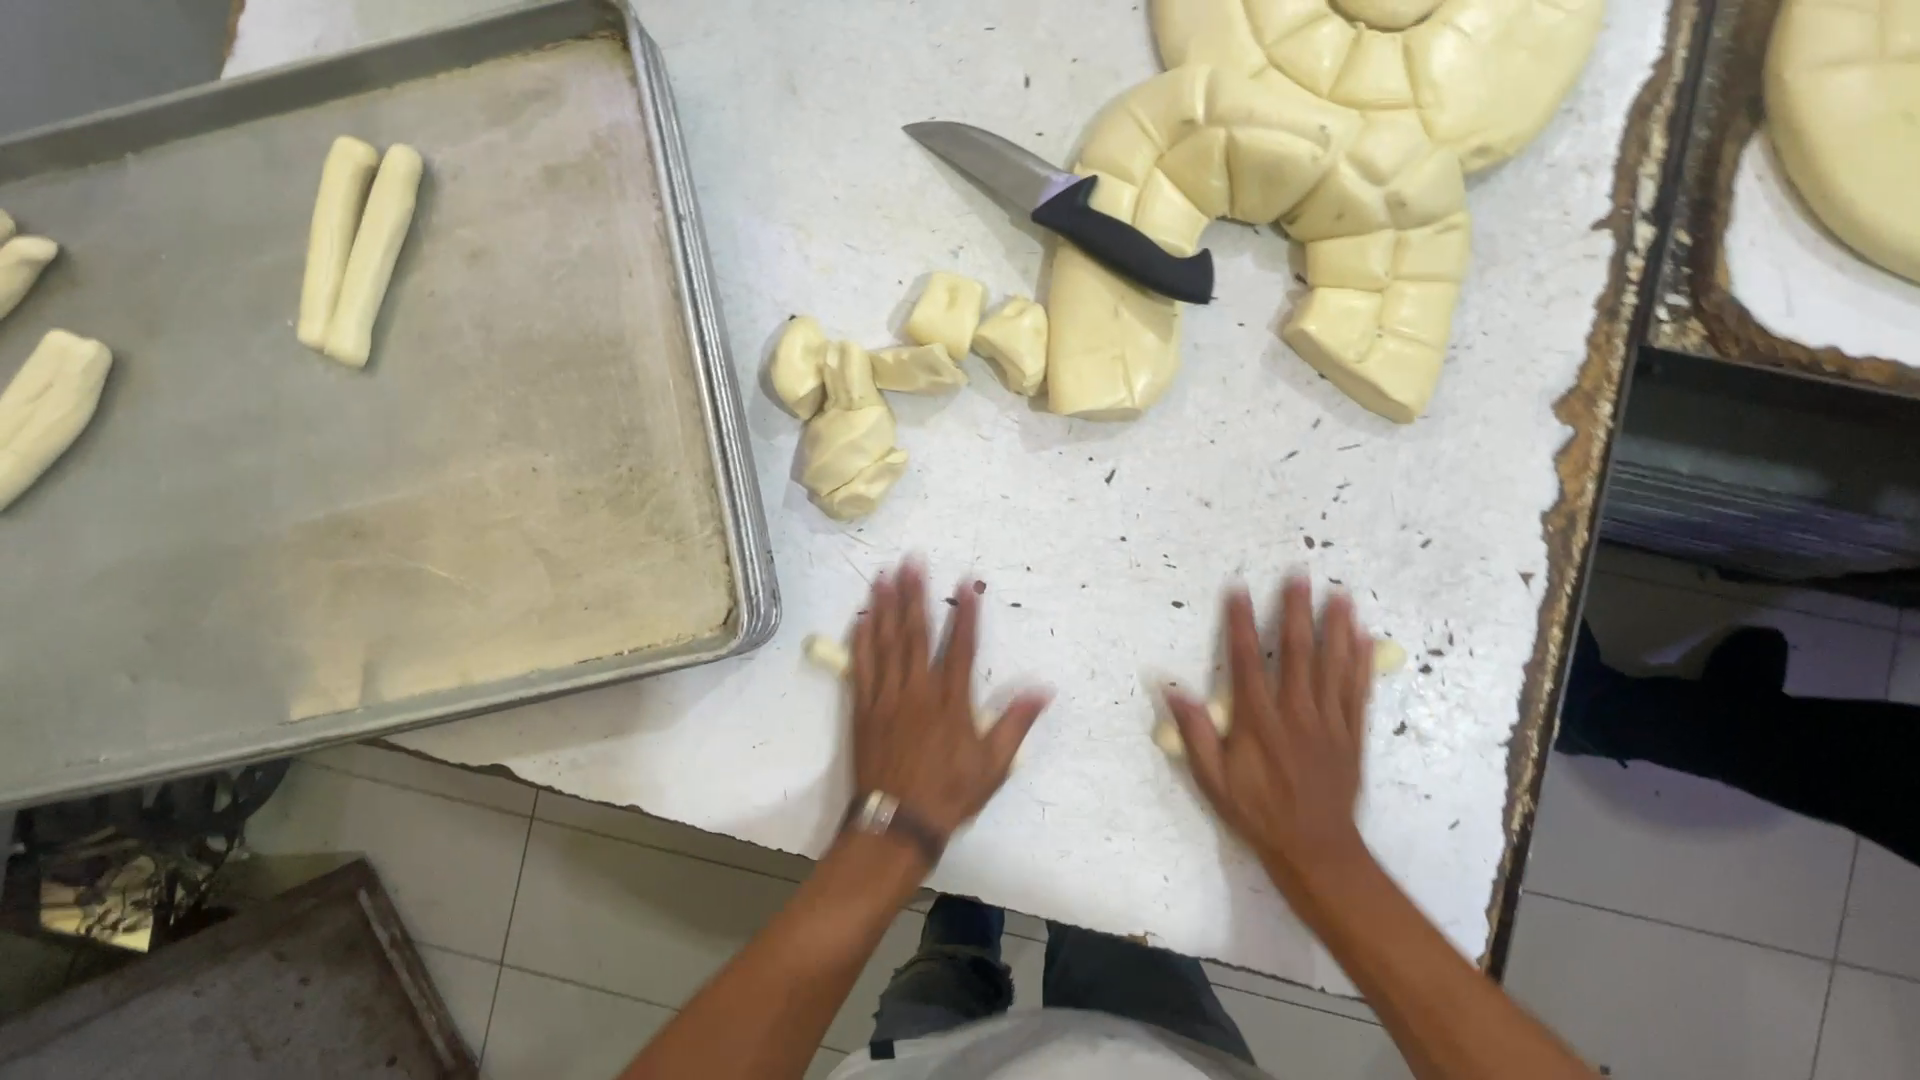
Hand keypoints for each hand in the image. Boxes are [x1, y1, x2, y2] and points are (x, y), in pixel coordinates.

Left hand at [849, 560, 1050, 842]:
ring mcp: (886, 698)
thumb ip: (1015, 723)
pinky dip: (861, 641)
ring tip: (884, 576)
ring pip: (885, 643)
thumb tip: (1043, 690)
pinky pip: (860, 668)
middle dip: (915, 594)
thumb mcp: (993, 765)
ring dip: (885, 607)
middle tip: (912, 560)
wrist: (898, 823)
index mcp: (950, 701)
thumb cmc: (950, 794)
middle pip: (916, 633)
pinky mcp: (863, 709)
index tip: (965, 583)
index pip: (959, 646)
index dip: (964, 613)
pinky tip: (861, 619)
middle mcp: (917, 691)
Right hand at [1166, 577, 1374, 891]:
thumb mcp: (1212, 779)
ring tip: (1338, 594)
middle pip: (1298, 653)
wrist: (1315, 847)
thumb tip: (1172, 690)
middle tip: (1298, 576)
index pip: (1246, 662)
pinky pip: (1357, 691)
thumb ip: (1195, 733)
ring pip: (1333, 665)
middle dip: (1296, 611)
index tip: (1238, 590)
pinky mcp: (1351, 734)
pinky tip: (1363, 637)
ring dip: (1335, 627)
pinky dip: (1360, 662)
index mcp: (1259, 722)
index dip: (1240, 624)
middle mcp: (1296, 713)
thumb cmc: (1256, 812)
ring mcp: (1328, 722)